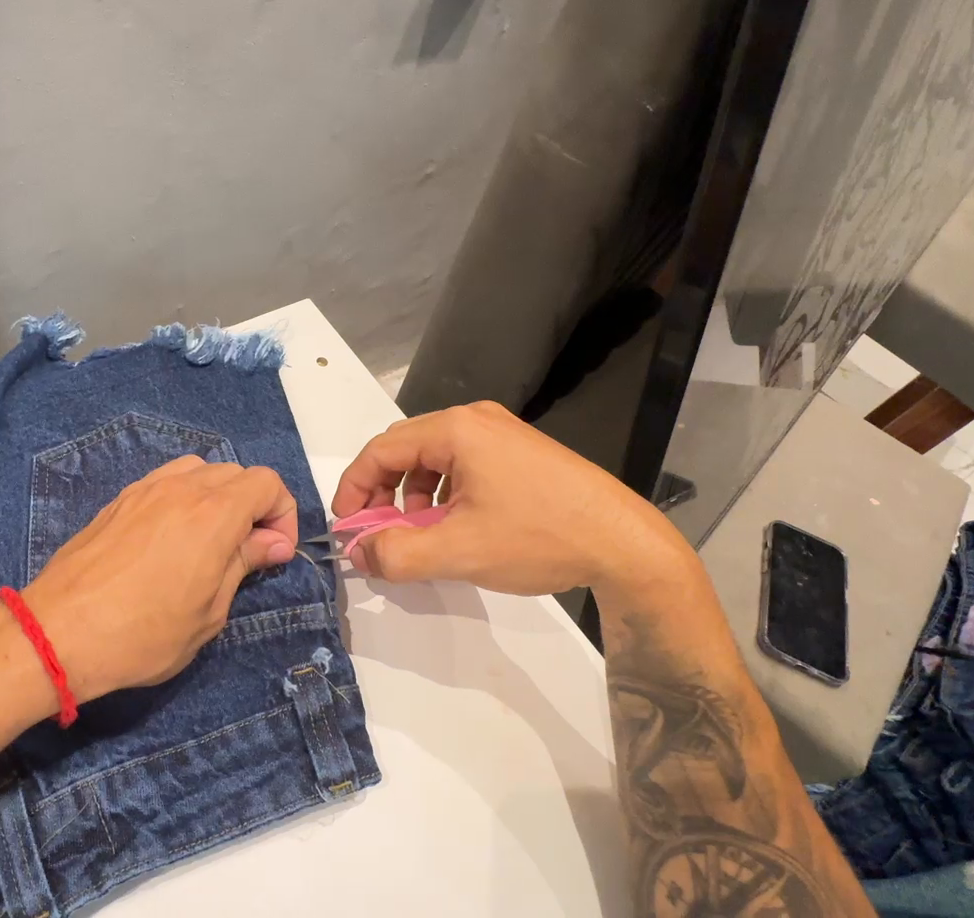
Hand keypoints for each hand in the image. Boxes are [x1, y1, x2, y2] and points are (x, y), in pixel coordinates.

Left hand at [21, 456, 297, 701]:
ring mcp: (145, 489)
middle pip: (236, 473)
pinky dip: (183, 496)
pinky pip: (165, 481)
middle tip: (247, 552)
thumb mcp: (209, 612)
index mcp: (213, 513)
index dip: (282, 514)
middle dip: (253, 505)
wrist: (58, 633)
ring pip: (199, 469)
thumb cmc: (143, 635)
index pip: (266, 483)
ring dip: (217, 496)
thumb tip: (272, 541)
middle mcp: (182, 488)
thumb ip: (243, 565)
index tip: (274, 553)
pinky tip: (172, 537)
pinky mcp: (119, 500)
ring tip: (209, 540)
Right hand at [332, 401, 690, 597]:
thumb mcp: (459, 552)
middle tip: (375, 532)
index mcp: (456, 430)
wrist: (626, 544)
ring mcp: (501, 432)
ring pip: (432, 457)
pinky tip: (454, 524)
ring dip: (411, 494)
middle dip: (381, 492)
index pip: (381, 450)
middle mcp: (475, 420)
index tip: (347, 526)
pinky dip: (442, 492)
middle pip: (404, 448)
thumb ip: (396, 553)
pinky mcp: (519, 451)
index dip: (354, 488)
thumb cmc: (539, 538)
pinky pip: (461, 463)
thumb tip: (360, 553)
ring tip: (418, 534)